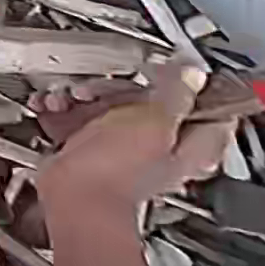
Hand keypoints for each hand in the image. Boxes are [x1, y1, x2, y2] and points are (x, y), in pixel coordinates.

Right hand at [33, 64, 234, 220]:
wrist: (75, 195)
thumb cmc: (118, 170)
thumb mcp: (153, 123)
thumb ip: (175, 95)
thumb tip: (192, 72)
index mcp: (192, 144)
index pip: (210, 108)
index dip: (190, 85)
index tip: (168, 70)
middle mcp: (161, 145)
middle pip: (147, 101)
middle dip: (116, 89)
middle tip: (99, 90)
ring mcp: (123, 146)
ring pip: (107, 105)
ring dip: (81, 96)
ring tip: (69, 100)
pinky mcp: (90, 147)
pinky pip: (77, 117)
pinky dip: (62, 109)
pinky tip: (53, 108)